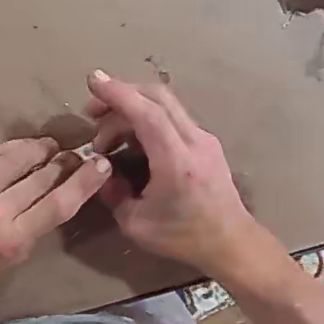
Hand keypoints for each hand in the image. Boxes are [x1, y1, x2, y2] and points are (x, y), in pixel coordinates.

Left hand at [0, 136, 112, 299]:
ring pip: (20, 156)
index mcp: (13, 240)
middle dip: (64, 162)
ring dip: (41, 148)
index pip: (60, 203)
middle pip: (43, 176)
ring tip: (50, 147)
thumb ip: (36, 225)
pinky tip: (21, 148)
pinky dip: (13, 148)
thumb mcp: (12, 257)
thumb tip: (63, 190)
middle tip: (75, 154)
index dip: (85, 181)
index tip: (101, 164)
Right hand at [85, 71, 269, 276]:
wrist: (231, 241)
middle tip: (92, 112)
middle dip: (121, 95)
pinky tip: (130, 138)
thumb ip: (113, 194)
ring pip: (165, 104)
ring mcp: (203, 138)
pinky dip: (146, 117)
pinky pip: (172, 117)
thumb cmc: (184, 237)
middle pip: (158, 97)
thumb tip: (102, 171)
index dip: (118, 94)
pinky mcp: (205, 141)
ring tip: (107, 133)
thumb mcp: (136, 224)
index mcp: (177, 162)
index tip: (93, 81)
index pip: (147, 114)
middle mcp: (194, 141)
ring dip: (133, 107)